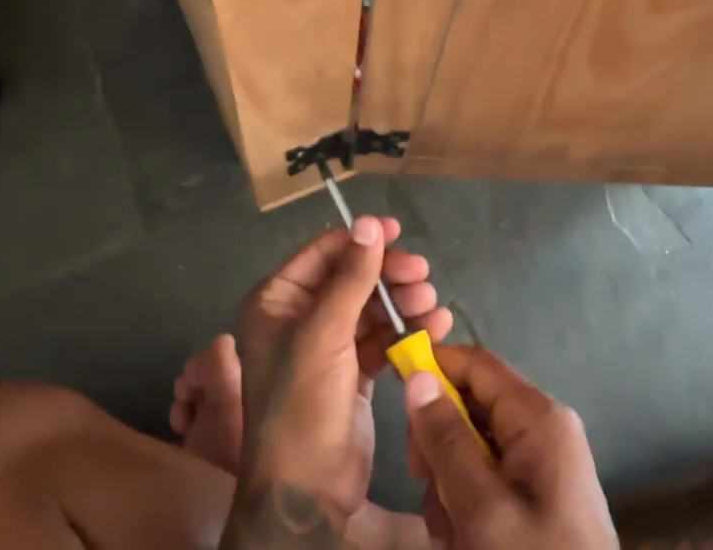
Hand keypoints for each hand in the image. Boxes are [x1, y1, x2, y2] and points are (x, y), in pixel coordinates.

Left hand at [225, 215, 452, 544]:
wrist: (307, 490)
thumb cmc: (302, 403)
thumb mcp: (324, 333)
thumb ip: (350, 277)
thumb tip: (367, 223)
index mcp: (277, 302)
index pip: (321, 255)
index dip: (359, 240)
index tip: (397, 231)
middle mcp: (299, 319)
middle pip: (350, 279)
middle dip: (387, 275)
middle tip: (422, 274)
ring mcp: (327, 348)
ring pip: (370, 309)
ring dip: (401, 302)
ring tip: (431, 303)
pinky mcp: (353, 374)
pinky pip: (381, 340)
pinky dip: (406, 331)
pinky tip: (435, 326)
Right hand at [406, 345, 616, 548]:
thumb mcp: (482, 509)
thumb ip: (446, 440)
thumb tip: (416, 375)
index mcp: (539, 418)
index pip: (476, 364)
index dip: (432, 368)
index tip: (392, 393)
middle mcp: (543, 429)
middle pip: (470, 404)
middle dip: (439, 441)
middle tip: (424, 484)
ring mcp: (542, 463)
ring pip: (471, 445)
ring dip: (448, 482)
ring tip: (450, 532)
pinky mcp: (538, 495)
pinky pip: (486, 477)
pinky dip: (465, 503)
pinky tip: (463, 539)